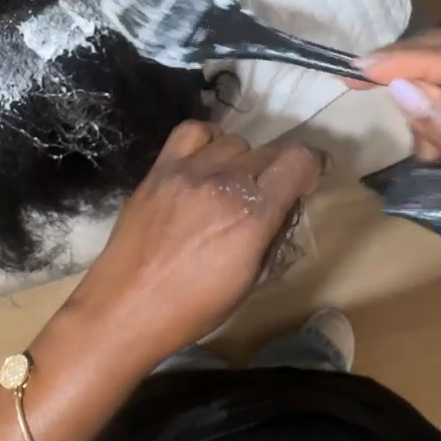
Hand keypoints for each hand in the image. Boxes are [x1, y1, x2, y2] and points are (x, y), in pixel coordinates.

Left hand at [67, 122, 324, 366]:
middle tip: (270, 195)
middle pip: (269, 151)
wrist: (125, 308)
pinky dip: (209, 141)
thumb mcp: (250, 279)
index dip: (315, 163)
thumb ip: (273, 233)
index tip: (315, 175)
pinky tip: (207, 163)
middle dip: (280, 170)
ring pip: (235, 142)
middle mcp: (223, 183)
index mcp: (252, 216)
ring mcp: (188, 171)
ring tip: (233, 185)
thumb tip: (284, 203)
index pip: (298, 160)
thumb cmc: (194, 307)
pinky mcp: (159, 169)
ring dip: (244, 161)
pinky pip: (193, 132)